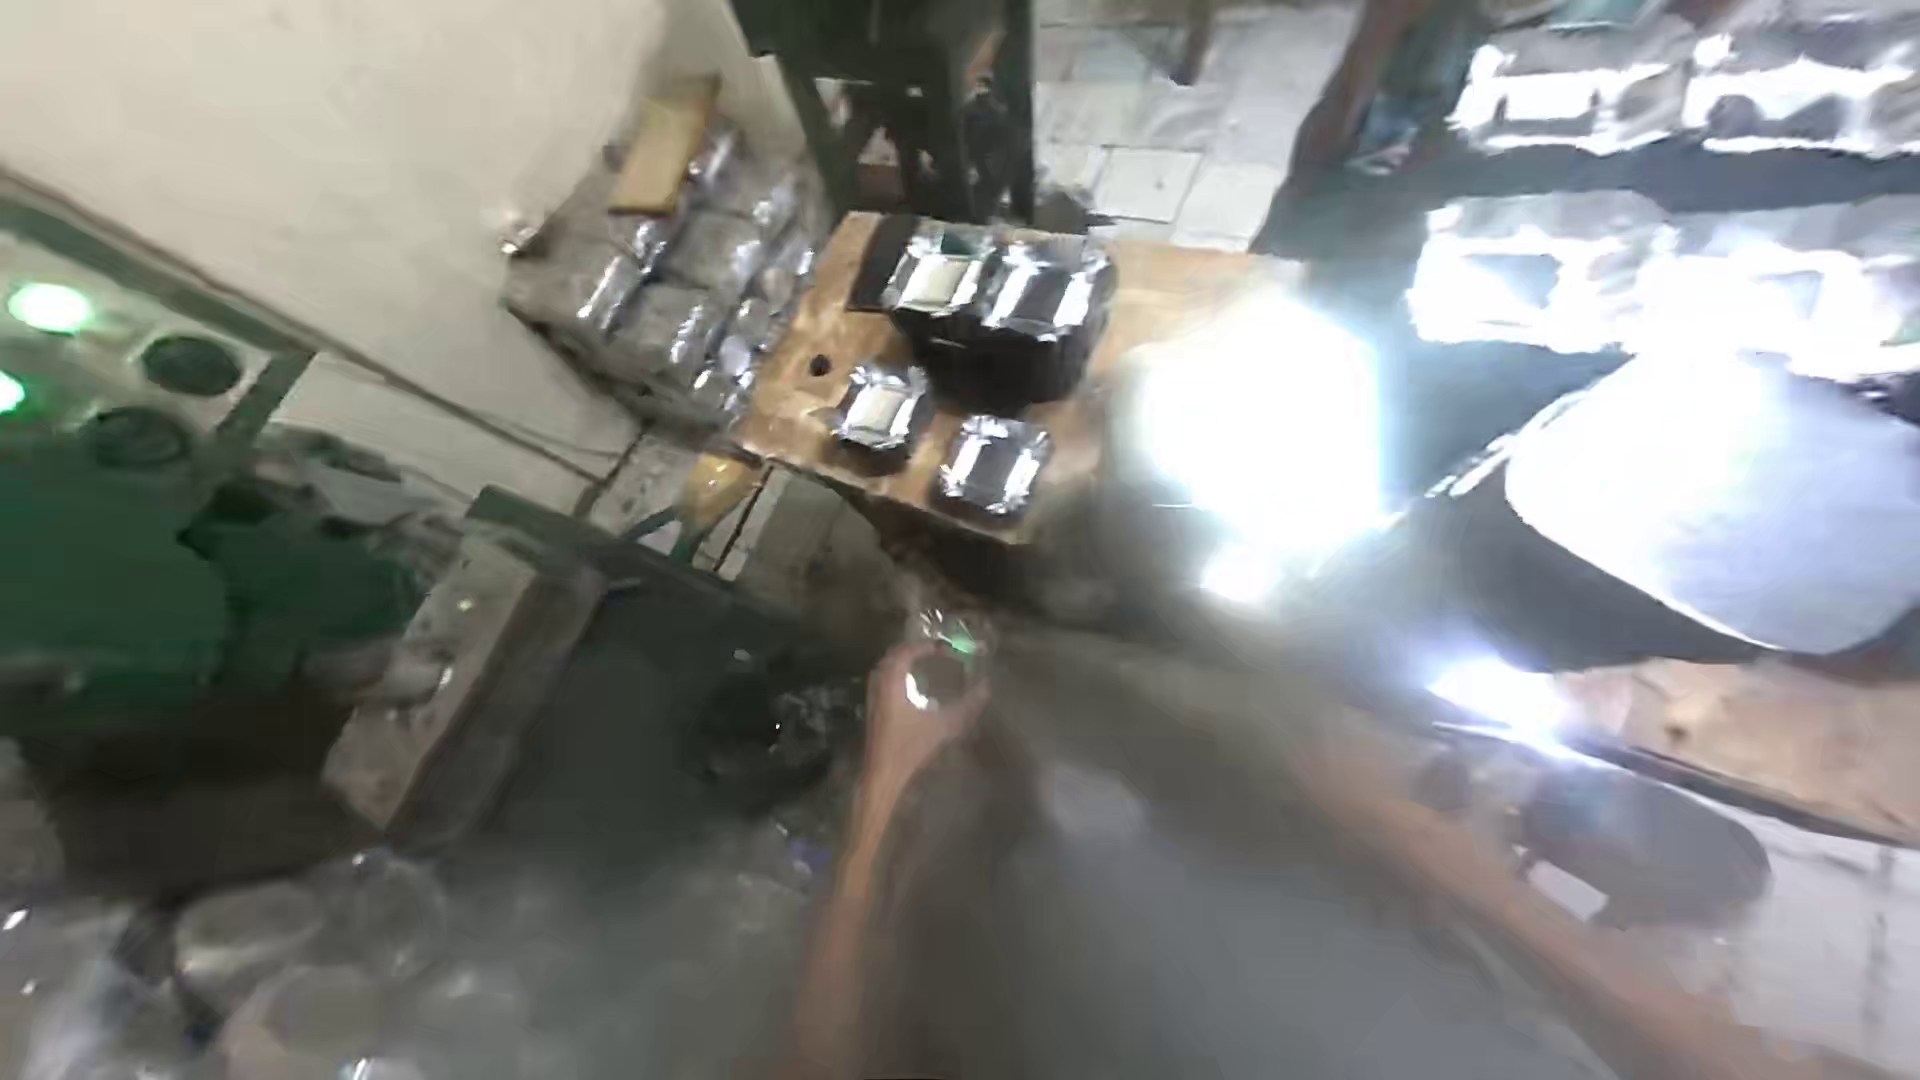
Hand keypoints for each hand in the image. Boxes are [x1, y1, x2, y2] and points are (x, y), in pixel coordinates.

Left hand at [862, 642, 989, 786]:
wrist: (882, 777)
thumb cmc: (909, 750)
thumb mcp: (942, 727)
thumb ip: (966, 707)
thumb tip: (986, 688)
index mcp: (892, 684)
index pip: (905, 653)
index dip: (924, 646)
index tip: (943, 648)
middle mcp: (879, 686)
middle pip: (892, 656)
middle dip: (913, 649)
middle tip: (935, 652)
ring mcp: (873, 699)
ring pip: (885, 668)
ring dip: (903, 661)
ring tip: (924, 664)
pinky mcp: (873, 711)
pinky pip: (882, 680)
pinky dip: (896, 674)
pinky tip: (911, 686)